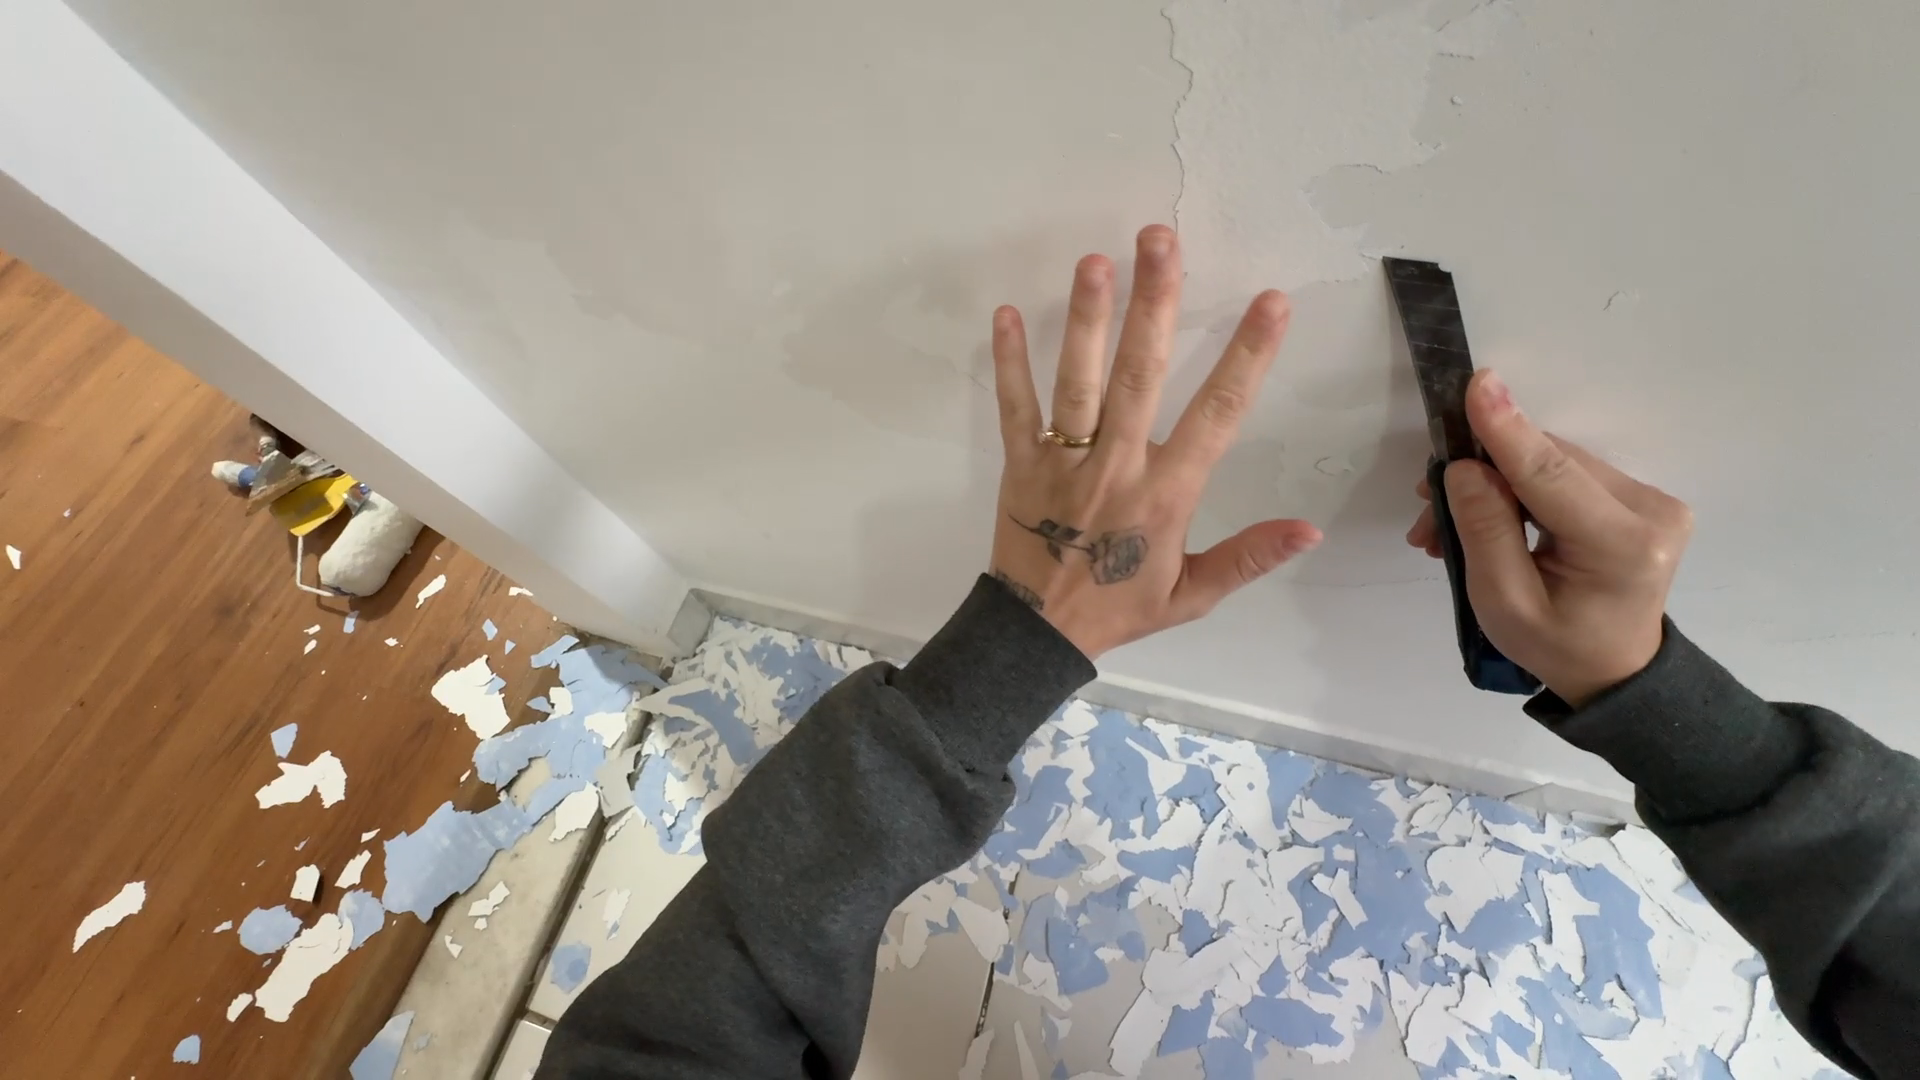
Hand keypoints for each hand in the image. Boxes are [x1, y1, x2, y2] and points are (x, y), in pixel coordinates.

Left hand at [988, 225, 1320, 658]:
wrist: (1037, 631)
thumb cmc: (1117, 607)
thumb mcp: (1191, 596)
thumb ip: (1248, 557)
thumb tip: (1310, 529)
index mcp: (1166, 494)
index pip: (1216, 416)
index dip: (1246, 358)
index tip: (1270, 302)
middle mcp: (1116, 466)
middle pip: (1141, 377)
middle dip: (1155, 305)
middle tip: (1161, 241)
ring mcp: (1063, 462)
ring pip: (1078, 384)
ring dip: (1087, 321)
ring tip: (1096, 261)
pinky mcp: (1020, 465)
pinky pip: (1014, 409)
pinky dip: (1008, 364)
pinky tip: (1005, 314)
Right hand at [1406, 370, 1692, 703]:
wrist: (1614, 671)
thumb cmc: (1553, 645)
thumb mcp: (1501, 600)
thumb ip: (1484, 531)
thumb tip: (1465, 470)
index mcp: (1621, 543)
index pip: (1549, 473)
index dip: (1506, 429)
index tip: (1477, 384)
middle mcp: (1649, 509)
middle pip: (1546, 463)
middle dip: (1479, 477)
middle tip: (1424, 513)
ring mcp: (1649, 501)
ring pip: (1549, 465)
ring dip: (1491, 485)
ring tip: (1443, 528)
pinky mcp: (1636, 499)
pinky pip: (1560, 475)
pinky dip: (1514, 490)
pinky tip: (1483, 516)